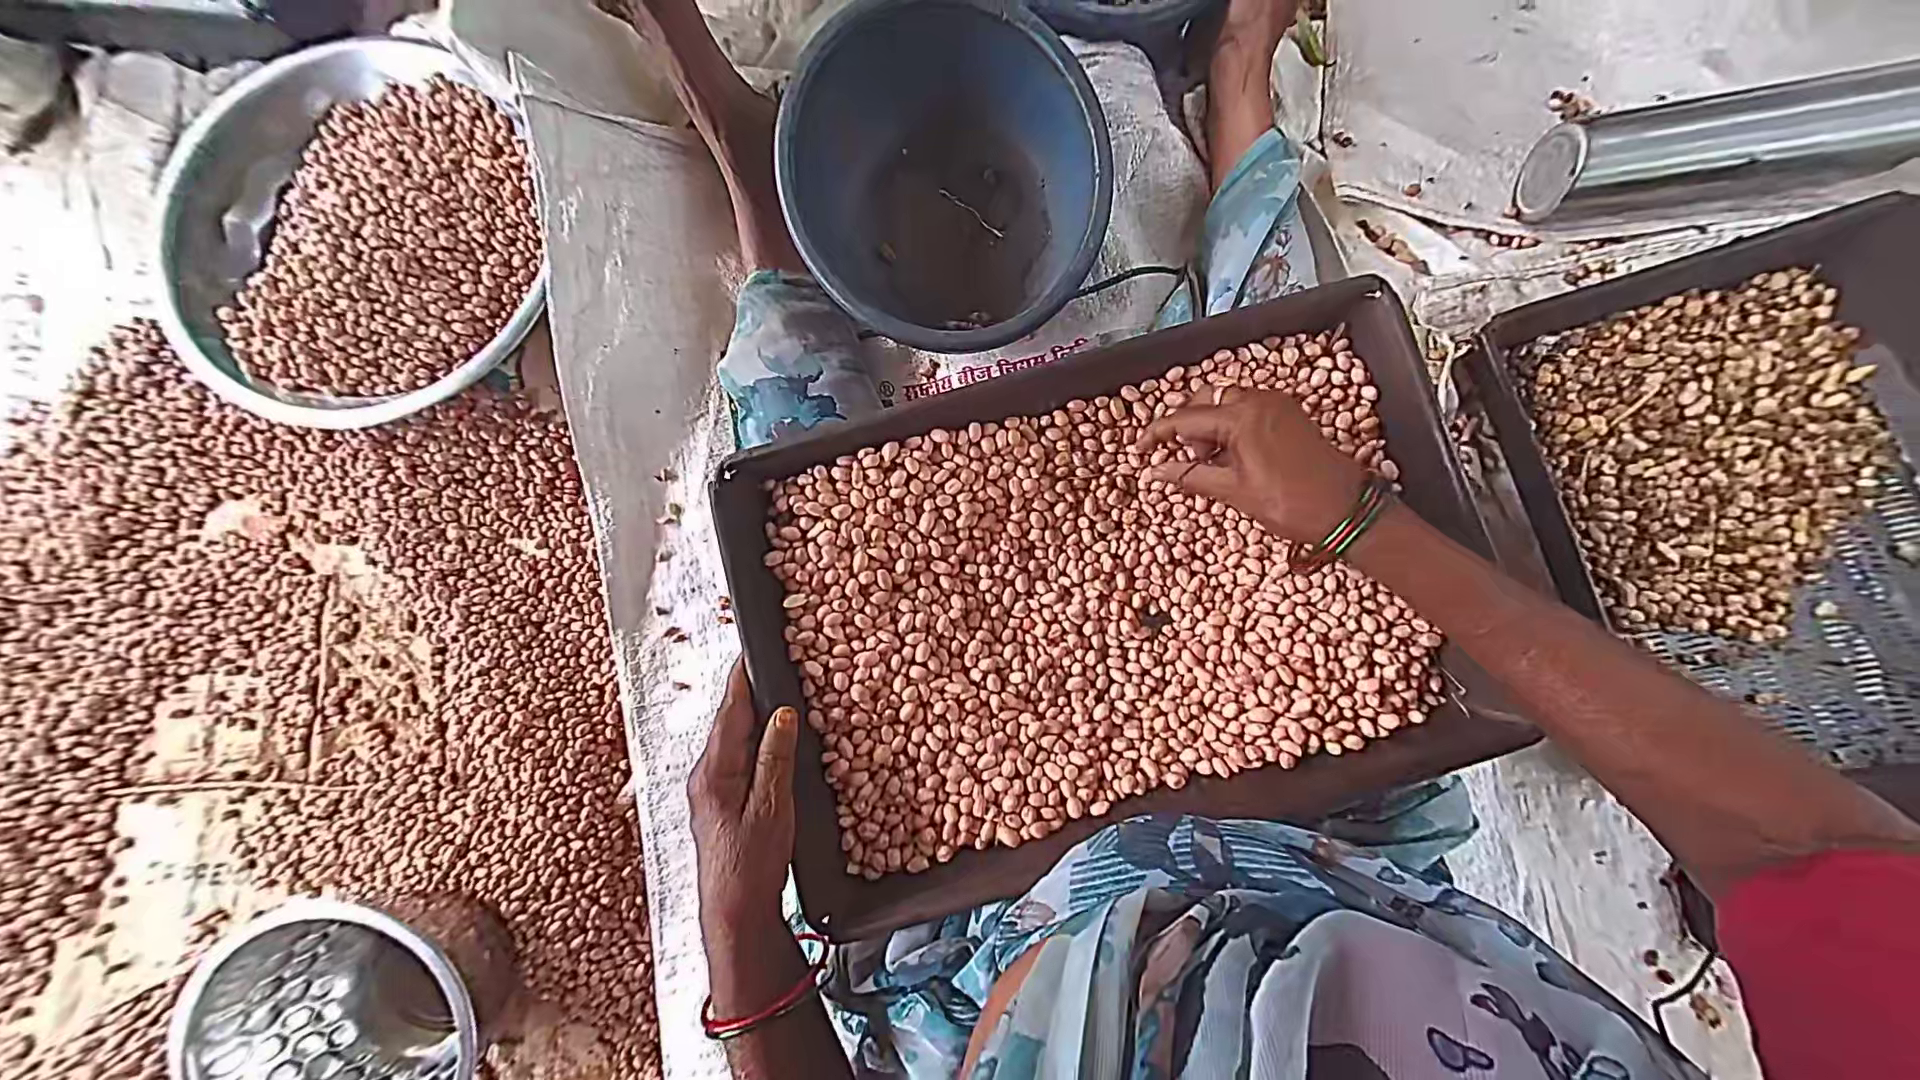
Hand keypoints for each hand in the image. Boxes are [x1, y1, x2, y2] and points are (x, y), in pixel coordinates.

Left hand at [689, 659, 798, 954]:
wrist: (733, 915)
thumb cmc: (751, 867)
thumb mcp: (771, 810)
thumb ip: (774, 759)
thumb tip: (781, 713)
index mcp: (714, 773)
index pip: (729, 712)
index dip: (741, 678)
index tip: (751, 649)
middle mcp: (706, 774)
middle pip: (728, 720)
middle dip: (746, 688)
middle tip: (768, 662)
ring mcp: (710, 787)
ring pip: (732, 736)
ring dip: (750, 711)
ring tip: (772, 688)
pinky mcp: (719, 798)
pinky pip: (736, 754)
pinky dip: (752, 735)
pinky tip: (770, 734)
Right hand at [1136, 388, 1366, 544]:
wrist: (1347, 511)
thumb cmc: (1292, 504)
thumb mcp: (1232, 492)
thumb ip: (1190, 475)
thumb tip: (1156, 471)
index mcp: (1242, 417)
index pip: (1184, 419)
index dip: (1157, 434)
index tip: (1140, 449)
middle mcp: (1260, 401)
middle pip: (1204, 400)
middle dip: (1187, 427)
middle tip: (1186, 460)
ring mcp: (1277, 406)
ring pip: (1226, 403)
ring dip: (1209, 428)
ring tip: (1212, 464)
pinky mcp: (1289, 416)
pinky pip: (1248, 410)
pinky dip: (1231, 428)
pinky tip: (1232, 458)